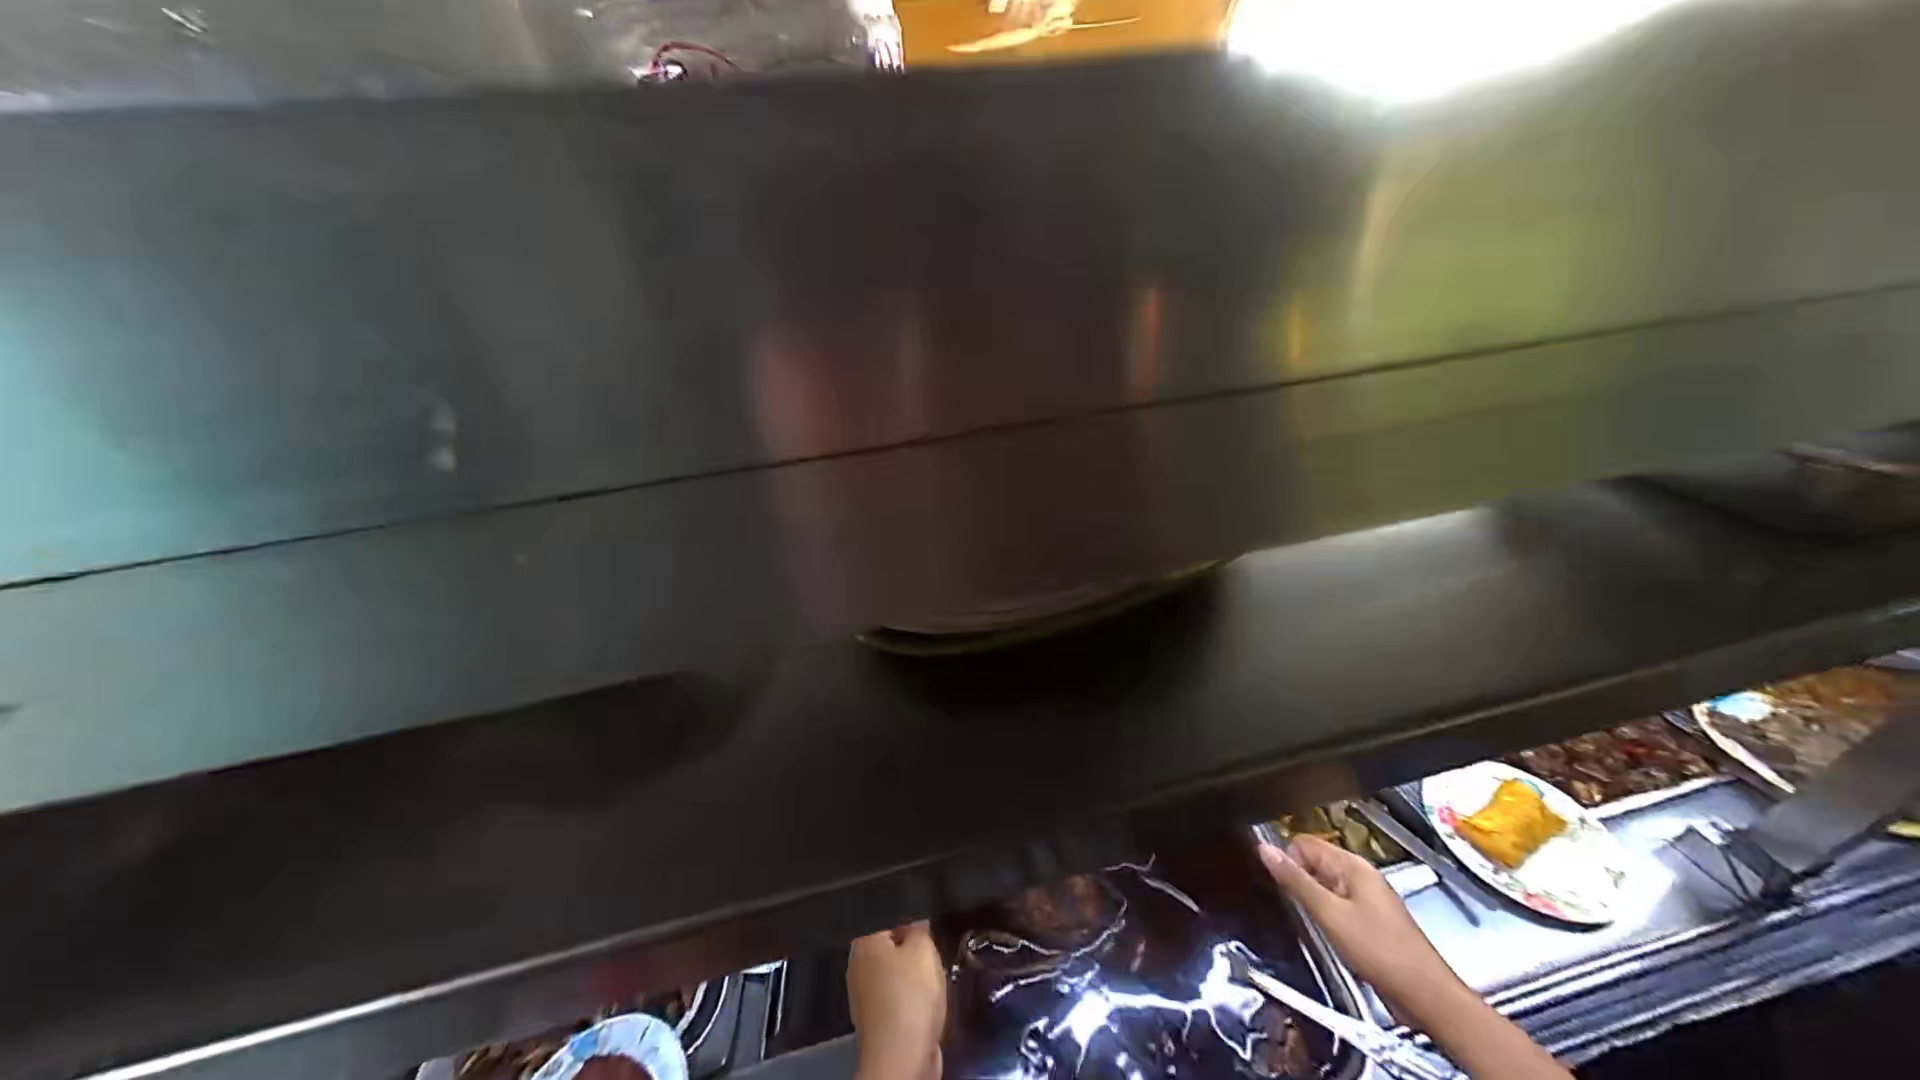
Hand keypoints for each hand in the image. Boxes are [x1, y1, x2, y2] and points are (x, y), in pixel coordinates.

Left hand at [848, 921, 946, 1079]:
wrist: (902, 1059)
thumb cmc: (911, 996)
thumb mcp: (923, 950)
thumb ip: (920, 926)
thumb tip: (916, 918)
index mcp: (863, 942)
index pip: (888, 915)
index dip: (911, 916)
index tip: (928, 924)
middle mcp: (858, 965)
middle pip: (891, 943)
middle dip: (914, 947)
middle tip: (933, 949)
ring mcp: (865, 995)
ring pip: (896, 970)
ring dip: (916, 973)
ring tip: (933, 975)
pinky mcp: (878, 1018)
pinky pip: (898, 994)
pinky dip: (913, 996)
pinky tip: (927, 1000)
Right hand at [1257, 836, 1464, 1017]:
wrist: (1426, 996)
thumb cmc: (1379, 951)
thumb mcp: (1329, 913)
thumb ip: (1295, 880)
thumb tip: (1264, 848)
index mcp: (1352, 866)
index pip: (1303, 843)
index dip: (1289, 861)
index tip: (1285, 887)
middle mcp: (1361, 875)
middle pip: (1314, 862)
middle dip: (1300, 880)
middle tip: (1299, 908)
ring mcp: (1368, 897)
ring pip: (1325, 884)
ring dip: (1313, 899)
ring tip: (1314, 923)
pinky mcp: (1371, 919)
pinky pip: (1337, 903)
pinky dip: (1327, 914)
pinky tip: (1330, 933)